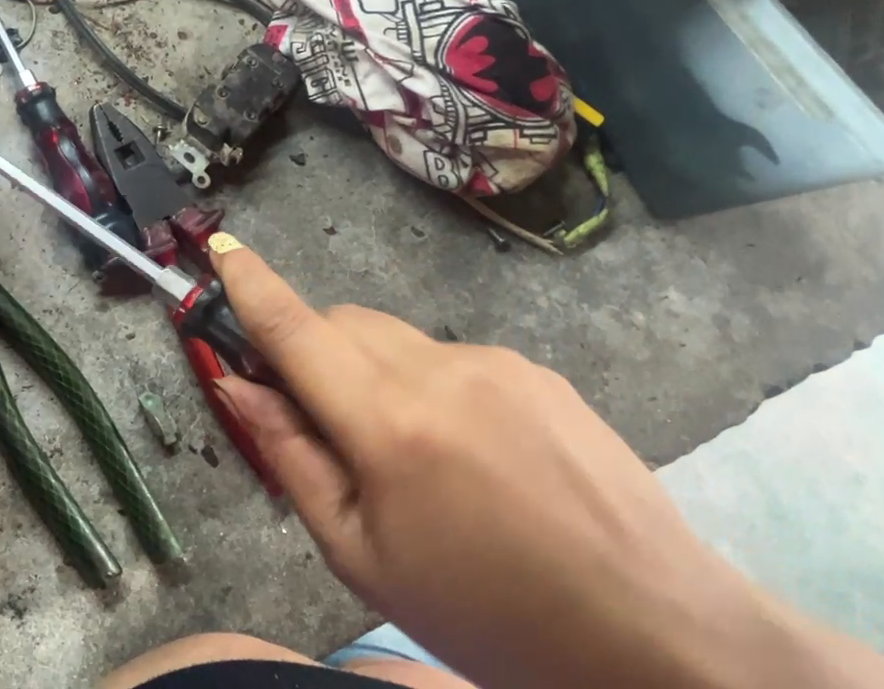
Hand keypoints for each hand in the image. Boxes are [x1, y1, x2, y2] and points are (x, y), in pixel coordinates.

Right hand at [208, 241, 883, 688]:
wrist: (662, 635)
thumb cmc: (486, 614)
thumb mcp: (359, 554)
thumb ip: (289, 457)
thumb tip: (236, 386)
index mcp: (388, 423)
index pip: (295, 329)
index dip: (249, 284)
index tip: (221, 248)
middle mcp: (438, 370)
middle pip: (340, 324)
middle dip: (307, 349)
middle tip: (309, 417)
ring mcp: (495, 363)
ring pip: (393, 340)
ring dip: (366, 372)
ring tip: (407, 458)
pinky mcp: (537, 372)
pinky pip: (448, 359)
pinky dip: (423, 386)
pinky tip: (468, 457)